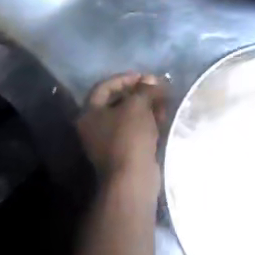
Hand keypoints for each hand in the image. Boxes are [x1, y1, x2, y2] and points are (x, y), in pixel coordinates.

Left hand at [78, 73, 166, 189]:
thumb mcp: (137, 105)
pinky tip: (163, 118)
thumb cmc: (129, 136)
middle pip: (118, 102)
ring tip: (165, 102)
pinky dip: (148, 122)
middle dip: (140, 93)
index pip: (105, 87)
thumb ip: (145, 89)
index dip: (125, 78)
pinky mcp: (124, 153)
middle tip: (158, 88)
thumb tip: (151, 80)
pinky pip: (136, 131)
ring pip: (129, 117)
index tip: (146, 77)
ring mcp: (109, 142)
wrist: (132, 177)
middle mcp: (95, 127)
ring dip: (147, 107)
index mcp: (90, 113)